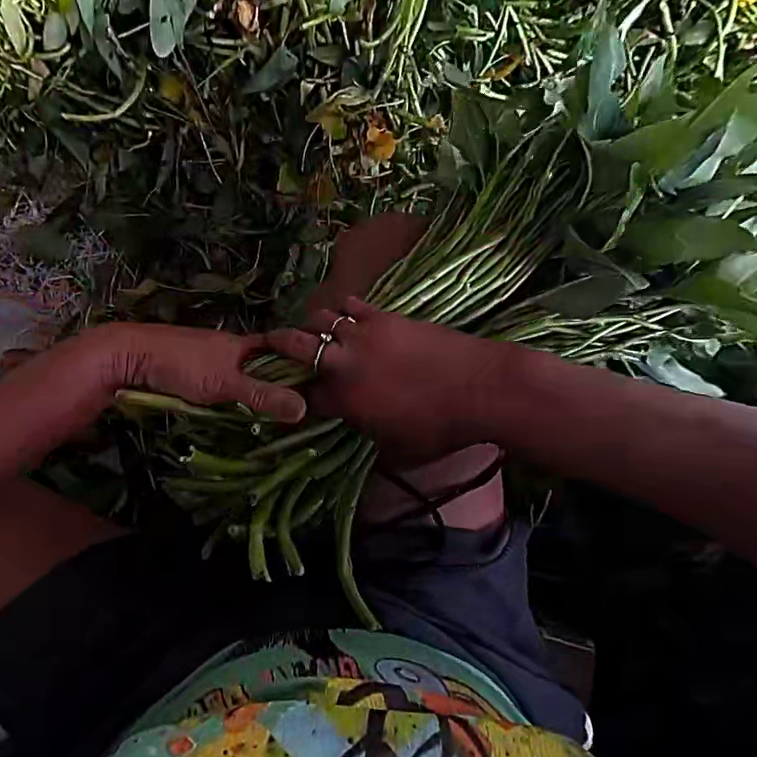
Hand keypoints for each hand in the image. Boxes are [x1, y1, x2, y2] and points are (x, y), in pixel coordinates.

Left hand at [69, 323, 306, 422]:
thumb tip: (305, 408)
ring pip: (238, 375)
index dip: (297, 362)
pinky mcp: (188, 371)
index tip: (317, 383)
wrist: (128, 355)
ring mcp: (206, 359)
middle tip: (295, 409)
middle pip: (260, 365)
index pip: (280, 350)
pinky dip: (228, 395)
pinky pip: (217, 383)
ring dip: (250, 391)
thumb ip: (262, 396)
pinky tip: (231, 410)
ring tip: (269, 416)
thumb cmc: (181, 364)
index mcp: (242, 344)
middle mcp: (227, 348)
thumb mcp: (226, 384)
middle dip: (275, 383)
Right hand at [268, 297, 511, 462]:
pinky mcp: (386, 317)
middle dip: (276, 349)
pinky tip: (344, 318)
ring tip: (312, 334)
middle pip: (294, 347)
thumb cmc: (442, 429)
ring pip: (319, 320)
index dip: (289, 398)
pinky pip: (351, 305)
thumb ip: (370, 438)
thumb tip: (361, 432)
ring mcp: (363, 336)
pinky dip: (341, 311)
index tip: (287, 398)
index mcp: (344, 402)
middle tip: (272, 351)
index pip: (300, 398)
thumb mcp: (399, 451)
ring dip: (309, 327)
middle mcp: (344, 365)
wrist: (483, 388)